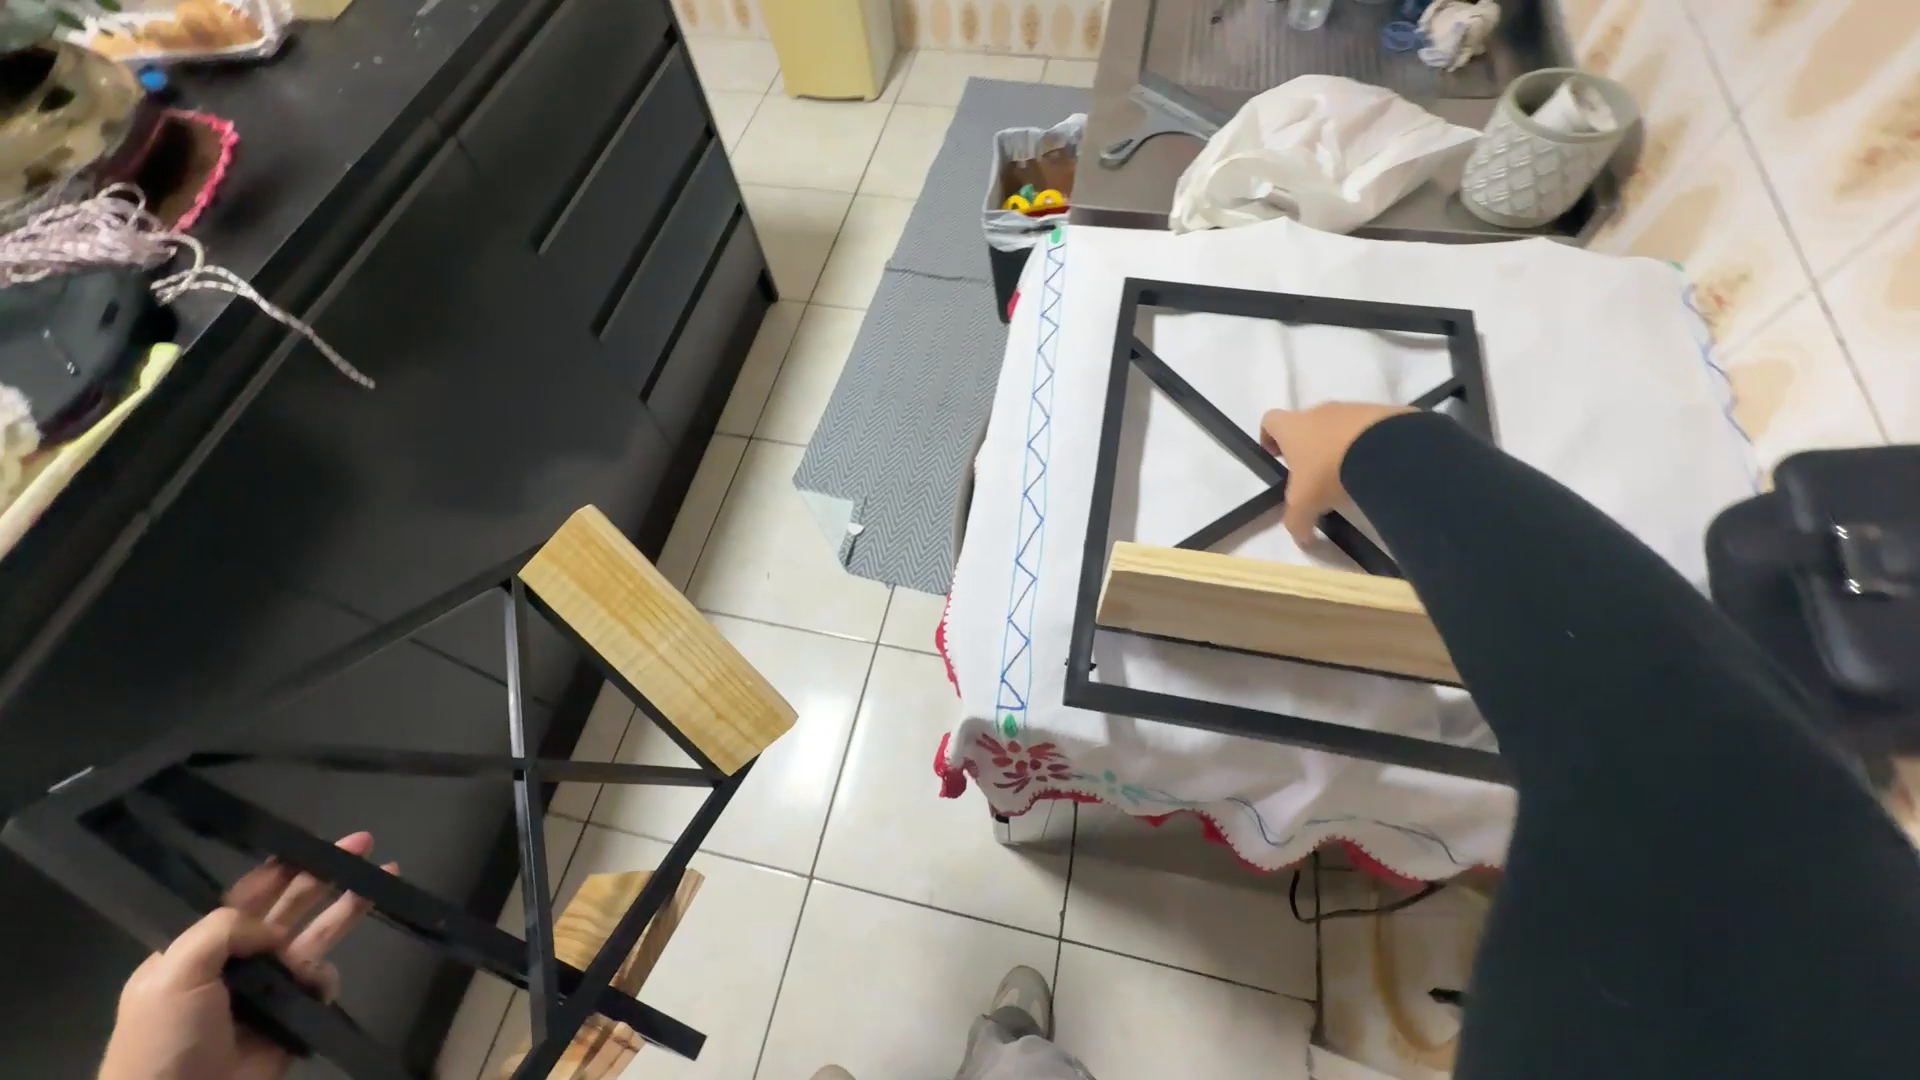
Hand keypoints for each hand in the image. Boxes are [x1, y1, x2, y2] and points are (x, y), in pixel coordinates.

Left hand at [98, 832, 396, 1079]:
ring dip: (349, 907)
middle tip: (363, 844)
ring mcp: (266, 988)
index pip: (245, 897)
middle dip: (325, 874)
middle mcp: (235, 962)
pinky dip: (323, 978)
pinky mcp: (293, 1012)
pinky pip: (322, 979)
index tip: (311, 846)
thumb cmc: (165, 1039)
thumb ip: (225, 929)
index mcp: (197, 951)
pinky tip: (318, 985)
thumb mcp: (172, 975)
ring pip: (317, 934)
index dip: (280, 869)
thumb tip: (277, 930)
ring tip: (386, 879)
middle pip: (290, 906)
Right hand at [1259, 403, 1414, 547]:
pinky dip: (1370, 443)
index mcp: (1293, 427)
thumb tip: (1301, 540)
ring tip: (1351, 472)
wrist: (1386, 450)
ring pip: (1340, 425)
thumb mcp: (1305, 503)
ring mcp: (1353, 409)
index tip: (1276, 456)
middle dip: (1308, 446)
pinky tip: (1377, 465)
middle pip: (1306, 423)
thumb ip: (1296, 521)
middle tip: (1316, 473)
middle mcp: (1320, 411)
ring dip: (1340, 444)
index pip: (1270, 420)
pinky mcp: (1384, 412)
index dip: (1268, 437)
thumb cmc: (1329, 471)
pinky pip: (1371, 427)